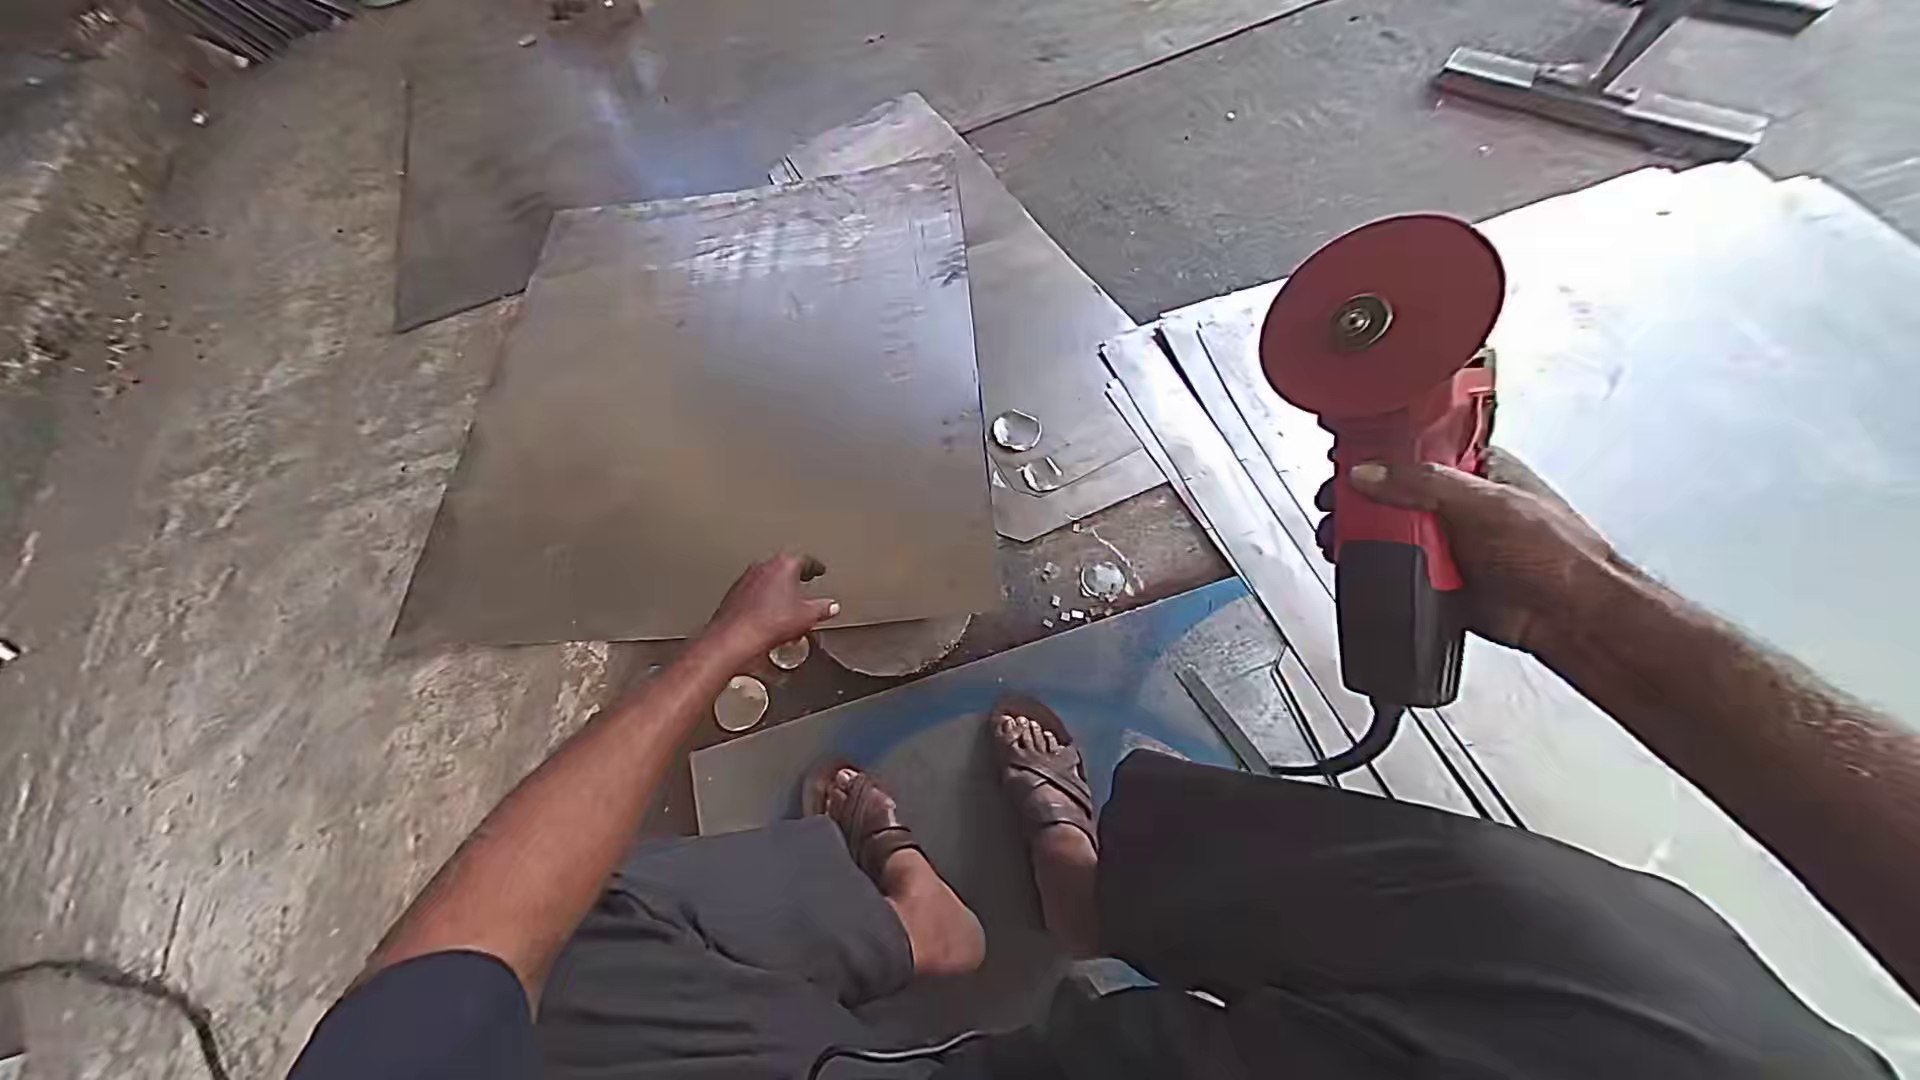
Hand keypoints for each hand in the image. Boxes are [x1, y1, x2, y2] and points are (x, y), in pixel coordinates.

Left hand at [700, 553, 839, 662]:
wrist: (736, 637)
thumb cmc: (768, 622)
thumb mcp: (808, 616)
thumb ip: (823, 608)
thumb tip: (831, 607)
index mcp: (784, 565)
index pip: (805, 560)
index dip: (815, 567)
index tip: (818, 570)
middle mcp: (763, 567)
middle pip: (784, 567)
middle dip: (795, 577)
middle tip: (804, 584)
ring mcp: (746, 580)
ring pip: (768, 579)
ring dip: (778, 589)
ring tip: (787, 605)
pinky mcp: (734, 595)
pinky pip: (754, 593)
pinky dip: (763, 600)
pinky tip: (768, 616)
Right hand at [1319, 448, 1621, 653]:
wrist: (1568, 619)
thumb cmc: (1557, 557)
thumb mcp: (1484, 504)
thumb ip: (1422, 484)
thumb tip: (1367, 473)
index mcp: (1476, 470)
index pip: (1415, 448)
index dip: (1377, 452)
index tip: (1345, 461)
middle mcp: (1456, 501)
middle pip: (1390, 490)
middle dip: (1356, 498)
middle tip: (1334, 505)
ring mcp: (1442, 537)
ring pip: (1385, 526)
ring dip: (1356, 531)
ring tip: (1337, 536)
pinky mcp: (1432, 569)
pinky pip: (1388, 559)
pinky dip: (1367, 559)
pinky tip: (1352, 558)